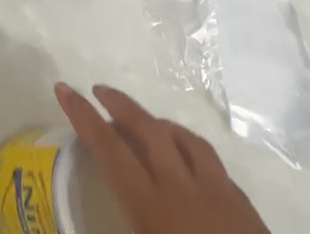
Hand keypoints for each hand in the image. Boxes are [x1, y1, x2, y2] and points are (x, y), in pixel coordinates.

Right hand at [55, 83, 270, 233]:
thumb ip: (122, 223)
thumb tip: (71, 227)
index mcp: (150, 206)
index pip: (109, 147)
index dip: (84, 115)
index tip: (64, 89)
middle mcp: (181, 189)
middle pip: (148, 129)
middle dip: (120, 104)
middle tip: (99, 92)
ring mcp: (218, 194)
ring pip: (186, 139)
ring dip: (159, 123)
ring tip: (146, 122)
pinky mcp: (245, 207)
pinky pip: (213, 163)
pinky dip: (191, 150)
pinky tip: (189, 162)